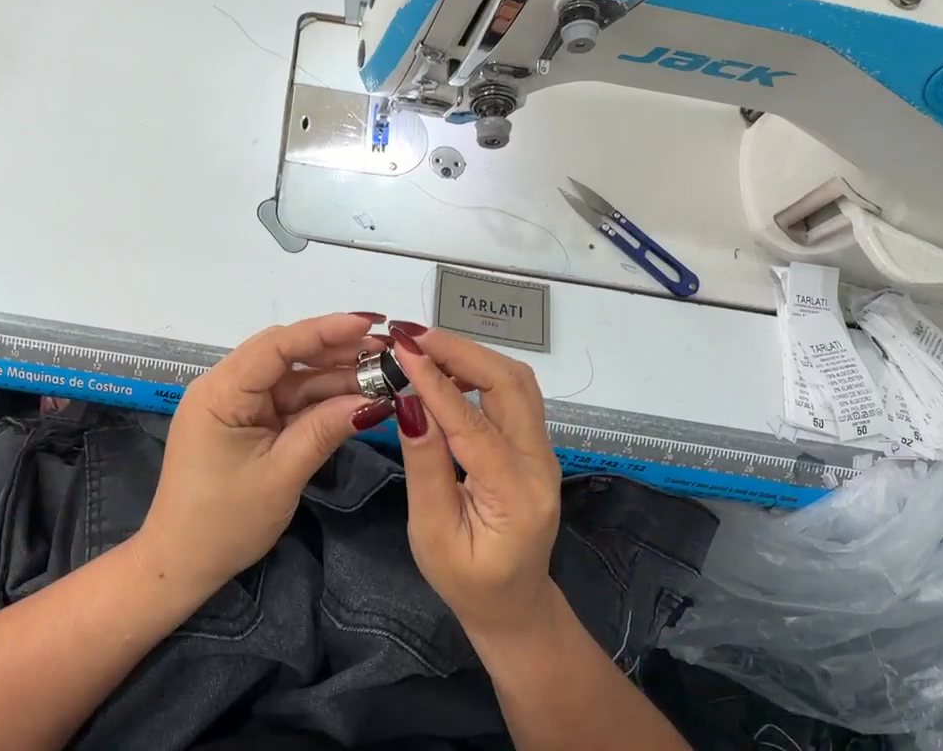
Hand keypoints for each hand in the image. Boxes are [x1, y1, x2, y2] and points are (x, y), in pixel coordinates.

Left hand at [136, 314, 395, 594]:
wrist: (180, 563)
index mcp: (221, 392)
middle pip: (284, 355)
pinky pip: (284, 401)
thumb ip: (326, 429)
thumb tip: (376, 400)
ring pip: (289, 378)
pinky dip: (317, 400)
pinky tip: (354, 397)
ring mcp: (233, 405)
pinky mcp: (242, 423)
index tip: (369, 323)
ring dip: (332, 376)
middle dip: (335, 351)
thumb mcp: (282, 475)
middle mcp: (223, 387)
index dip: (325, 330)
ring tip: (382, 373)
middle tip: (386, 352)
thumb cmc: (225, 522)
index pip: (276, 345)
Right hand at [386, 323, 564, 642]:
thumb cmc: (467, 581)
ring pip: (515, 381)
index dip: (435, 383)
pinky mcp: (532, 445)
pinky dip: (477, 370)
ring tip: (422, 345)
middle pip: (511, 384)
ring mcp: (542, 451)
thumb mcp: (432, 533)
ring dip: (470, 355)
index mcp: (515, 495)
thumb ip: (425, 466)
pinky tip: (443, 368)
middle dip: (461, 351)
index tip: (401, 350)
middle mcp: (540, 464)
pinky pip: (511, 394)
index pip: (473, 424)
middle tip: (411, 335)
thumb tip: (407, 404)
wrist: (514, 607)